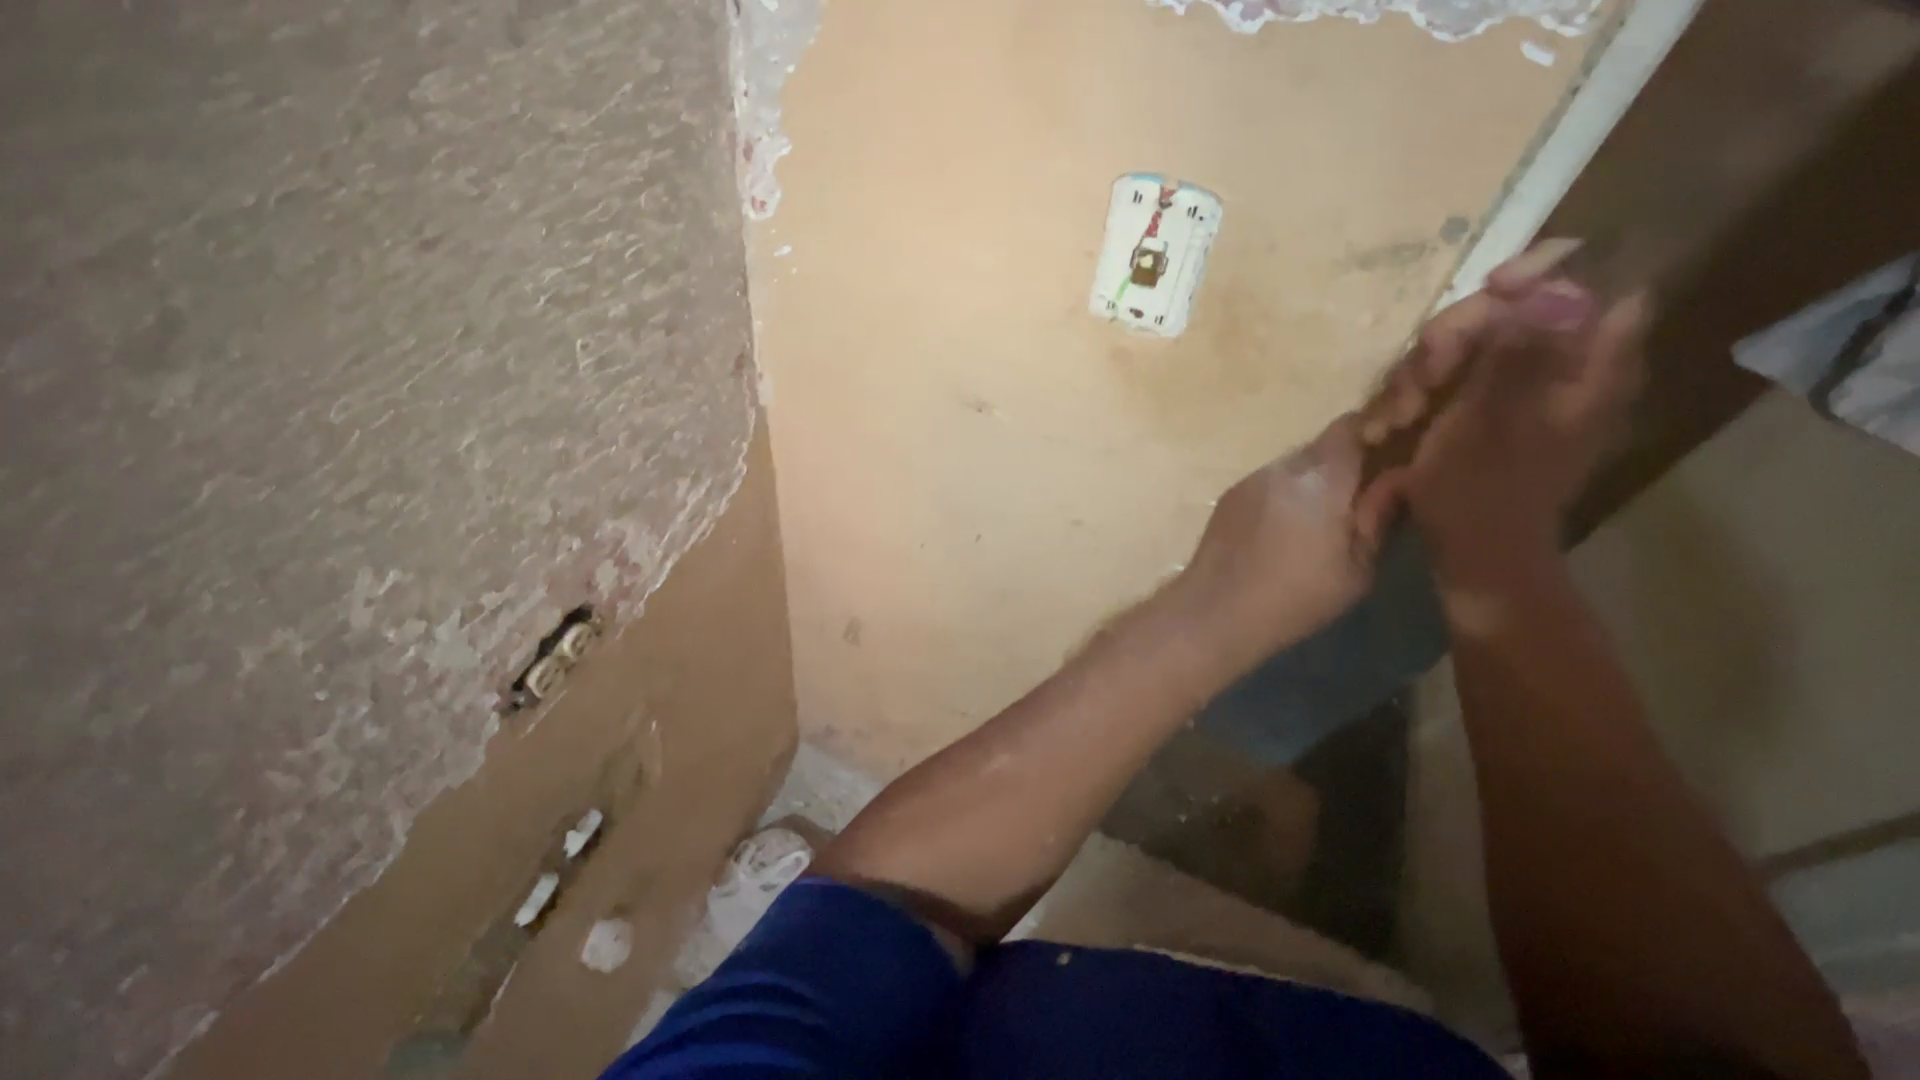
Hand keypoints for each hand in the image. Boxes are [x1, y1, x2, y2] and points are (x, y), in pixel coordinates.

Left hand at [1176, 413, 1400, 668]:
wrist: (1214, 611)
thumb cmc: (1295, 598)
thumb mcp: (1356, 568)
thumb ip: (1379, 515)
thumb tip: (1400, 476)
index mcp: (1321, 479)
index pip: (1353, 426)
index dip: (1377, 428)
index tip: (1395, 447)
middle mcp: (1283, 468)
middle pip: (1324, 445)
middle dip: (1348, 461)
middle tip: (1365, 494)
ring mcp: (1251, 480)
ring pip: (1295, 465)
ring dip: (1315, 481)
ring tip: (1324, 520)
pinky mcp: (1230, 496)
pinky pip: (1270, 483)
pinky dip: (1287, 495)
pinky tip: (1286, 530)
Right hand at [1365, 241, 1651, 576]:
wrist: (1478, 560)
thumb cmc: (1482, 496)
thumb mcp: (1488, 420)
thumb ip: (1518, 352)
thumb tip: (1553, 290)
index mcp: (1592, 369)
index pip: (1595, 282)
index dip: (1544, 270)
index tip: (1490, 286)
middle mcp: (1571, 370)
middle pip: (1522, 307)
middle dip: (1462, 331)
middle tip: (1425, 372)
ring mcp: (1533, 390)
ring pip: (1482, 341)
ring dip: (1431, 366)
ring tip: (1398, 412)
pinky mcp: (1500, 409)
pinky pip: (1467, 373)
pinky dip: (1431, 389)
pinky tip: (1398, 418)